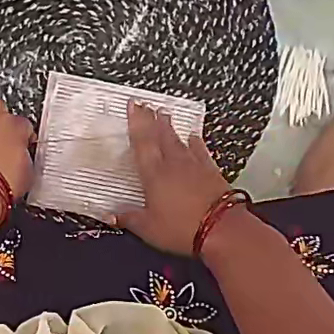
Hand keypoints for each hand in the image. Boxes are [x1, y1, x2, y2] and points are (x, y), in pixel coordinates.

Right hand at [113, 102, 233, 256]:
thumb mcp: (148, 228)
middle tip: (146, 104)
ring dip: (170, 126)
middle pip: (160, 135)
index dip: (136, 122)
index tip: (133, 106)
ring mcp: (194, 166)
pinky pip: (200, 150)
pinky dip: (195, 142)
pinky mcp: (210, 172)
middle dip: (151, 118)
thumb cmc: (183, 228)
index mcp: (154, 174)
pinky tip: (193, 136)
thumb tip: (112, 216)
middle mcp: (173, 164)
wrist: (221, 229)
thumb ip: (129, 218)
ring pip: (178, 139)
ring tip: (164, 114)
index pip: (142, 142)